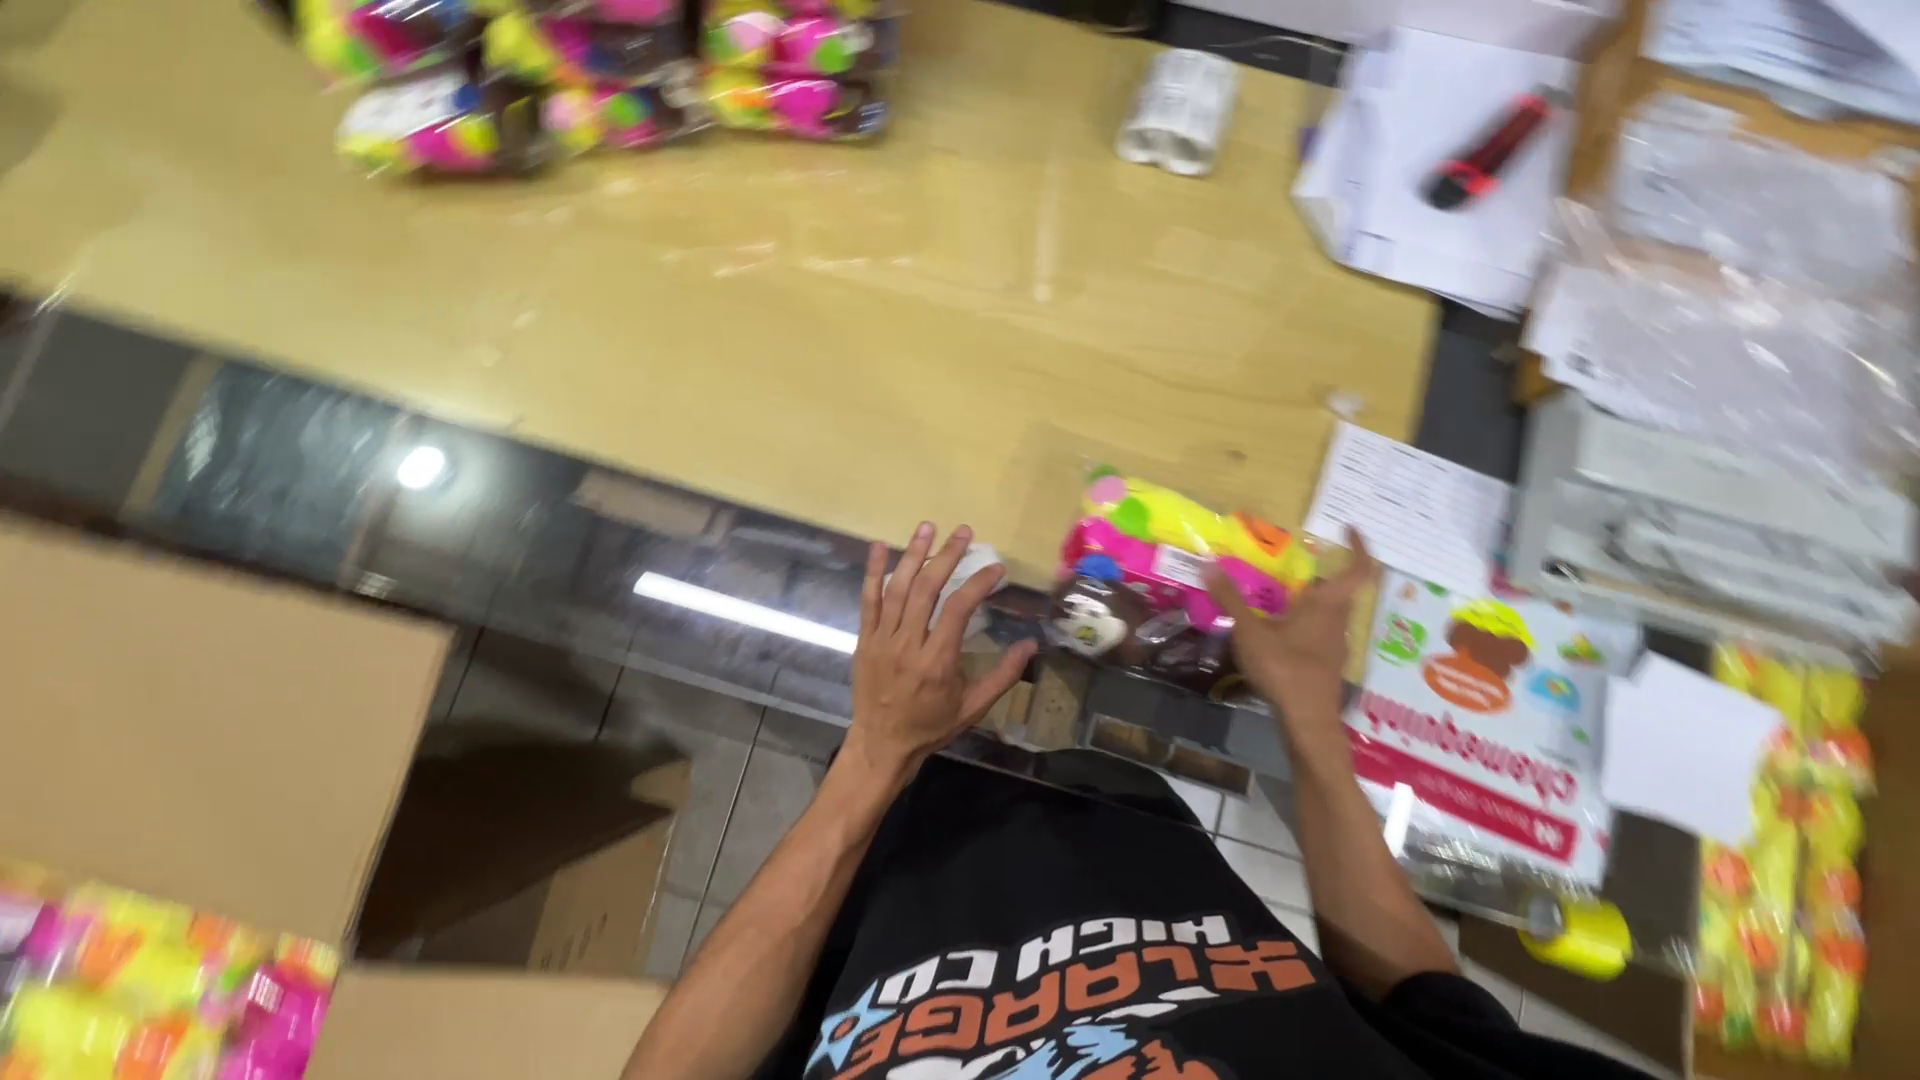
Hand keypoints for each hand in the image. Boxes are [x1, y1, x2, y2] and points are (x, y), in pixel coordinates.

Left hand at [846, 523, 1038, 780]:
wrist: (881, 744)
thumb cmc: (931, 726)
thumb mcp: (973, 707)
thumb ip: (1003, 676)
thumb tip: (1030, 645)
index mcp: (936, 661)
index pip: (958, 609)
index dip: (978, 583)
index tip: (996, 568)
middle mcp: (907, 644)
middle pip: (926, 589)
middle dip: (946, 556)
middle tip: (963, 532)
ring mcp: (881, 639)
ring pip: (897, 588)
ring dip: (913, 554)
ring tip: (928, 527)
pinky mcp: (865, 639)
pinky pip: (868, 600)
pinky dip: (873, 572)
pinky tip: (880, 546)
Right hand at [1205, 528, 1377, 736]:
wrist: (1307, 720)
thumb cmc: (1284, 668)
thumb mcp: (1250, 631)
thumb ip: (1231, 598)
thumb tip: (1209, 564)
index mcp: (1327, 605)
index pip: (1358, 569)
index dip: (1359, 547)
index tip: (1347, 529)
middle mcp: (1338, 621)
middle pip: (1338, 589)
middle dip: (1318, 574)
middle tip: (1291, 564)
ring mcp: (1335, 644)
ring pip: (1327, 612)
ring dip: (1308, 600)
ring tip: (1277, 595)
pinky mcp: (1326, 663)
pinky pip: (1318, 631)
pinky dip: (1302, 623)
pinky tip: (1276, 631)